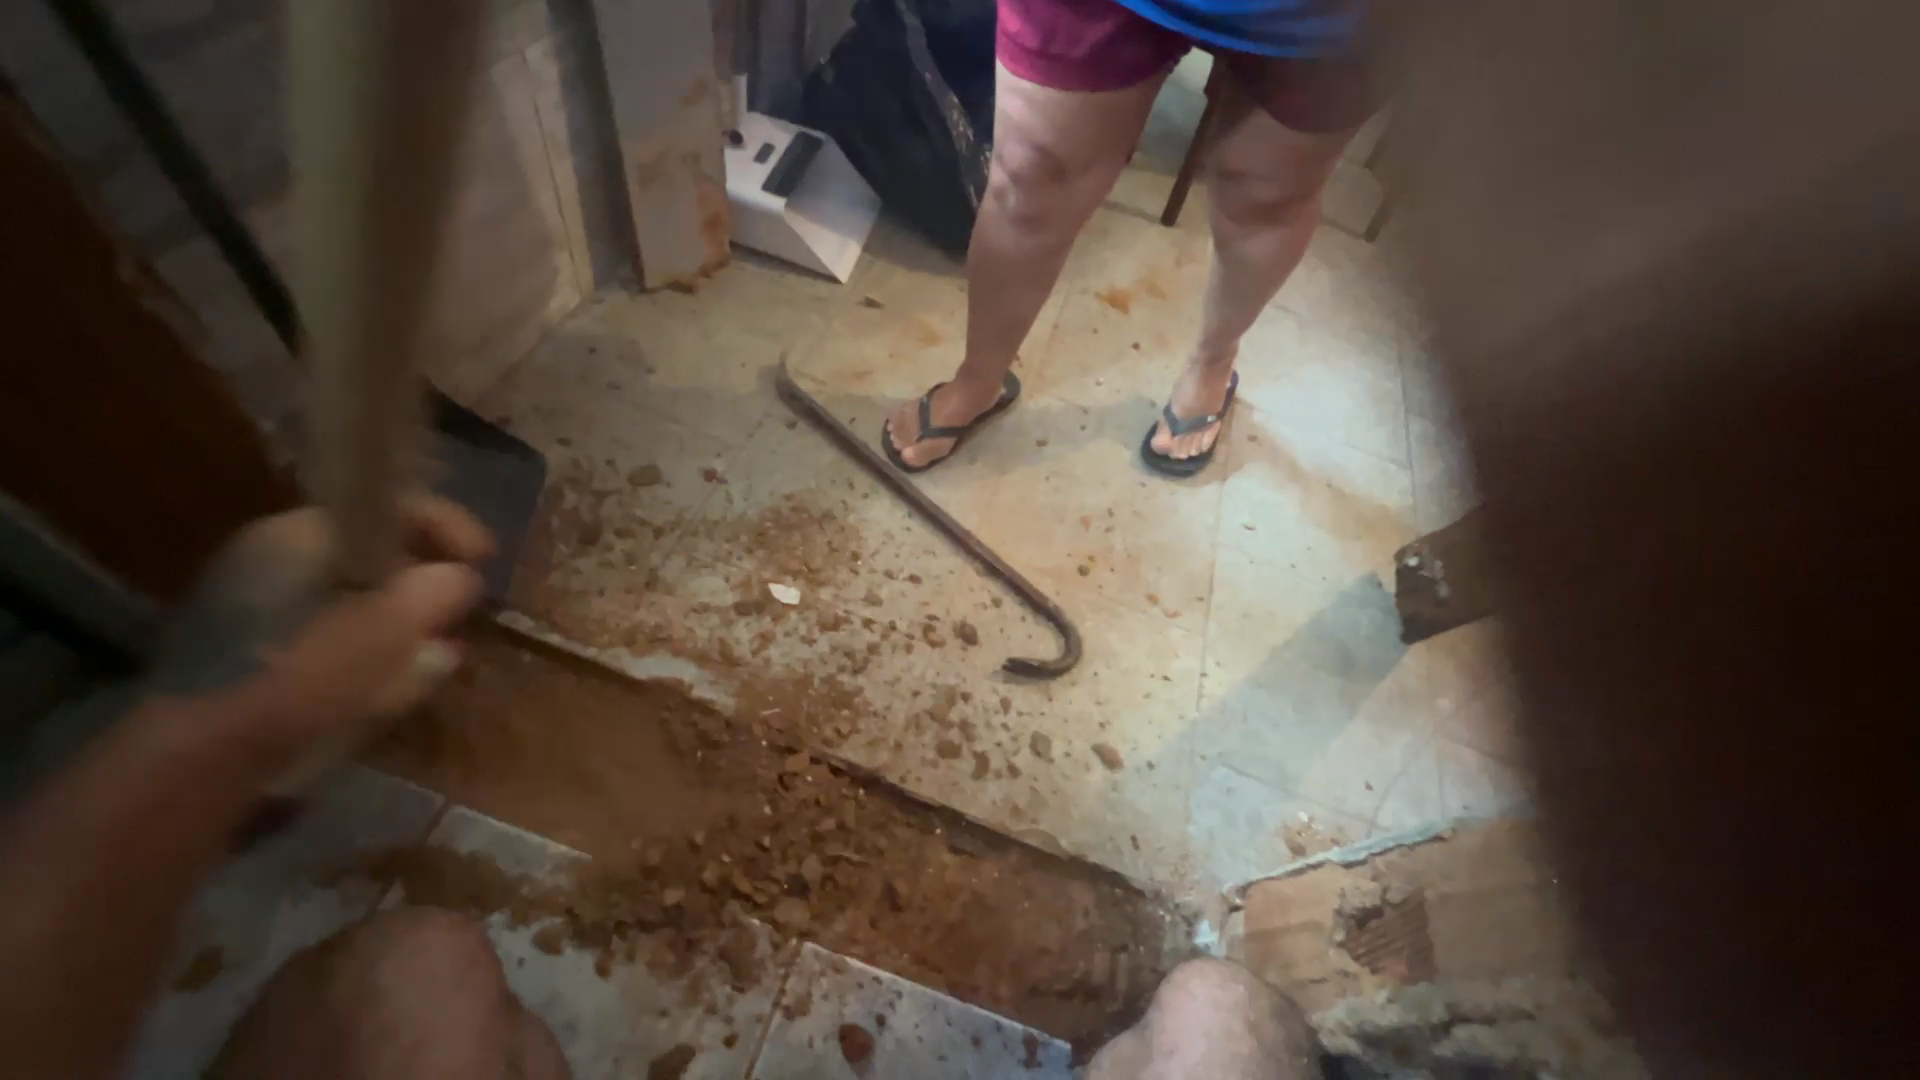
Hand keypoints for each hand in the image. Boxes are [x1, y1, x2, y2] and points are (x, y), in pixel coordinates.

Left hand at [146, 497, 492, 757]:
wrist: (201, 762)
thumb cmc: (301, 671)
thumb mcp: (392, 623)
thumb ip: (441, 589)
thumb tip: (466, 580)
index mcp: (299, 535)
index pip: (392, 507)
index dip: (450, 527)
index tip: (486, 562)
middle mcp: (276, 563)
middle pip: (382, 558)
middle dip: (431, 586)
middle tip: (465, 616)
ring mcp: (263, 616)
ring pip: (366, 605)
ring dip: (411, 627)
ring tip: (442, 658)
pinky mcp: (262, 664)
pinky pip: (342, 645)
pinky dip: (380, 658)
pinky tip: (402, 686)